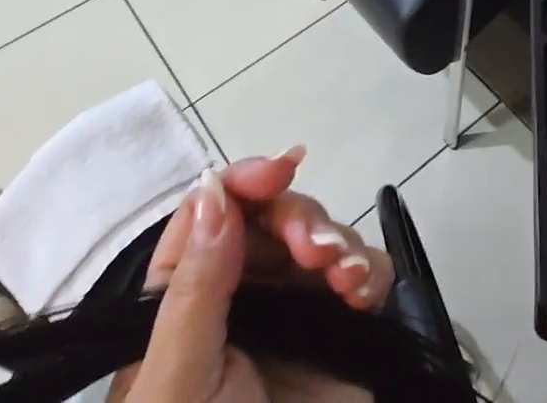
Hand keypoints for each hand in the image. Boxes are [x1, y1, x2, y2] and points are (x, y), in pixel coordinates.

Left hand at [113, 150, 394, 402]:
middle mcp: (244, 290)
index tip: (280, 169)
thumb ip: (192, 288)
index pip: (212, 213)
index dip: (244, 181)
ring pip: (324, 236)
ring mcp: (298, 305)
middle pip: (275, 215)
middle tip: (314, 250)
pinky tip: (362, 292)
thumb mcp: (177, 378)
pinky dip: (369, 269)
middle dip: (299, 218)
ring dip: (338, 243)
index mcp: (189, 295)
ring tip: (344, 280)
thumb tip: (212, 192)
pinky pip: (365, 272)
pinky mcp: (344, 323)